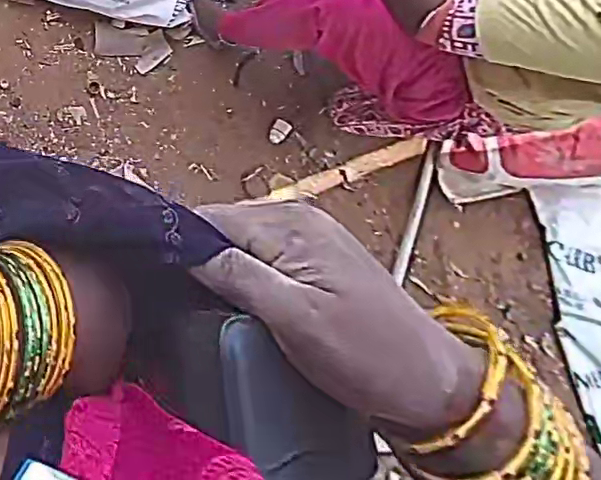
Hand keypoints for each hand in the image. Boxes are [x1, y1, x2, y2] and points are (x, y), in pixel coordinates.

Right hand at [188, 202, 482, 438]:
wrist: (437, 386)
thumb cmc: (371, 356)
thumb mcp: (297, 320)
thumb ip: (238, 275)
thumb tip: (186, 248)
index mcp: (289, 223)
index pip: (209, 218)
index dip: (182, 244)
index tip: (163, 275)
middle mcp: (295, 214)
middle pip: (221, 224)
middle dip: (201, 255)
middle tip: (188, 296)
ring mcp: (307, 231)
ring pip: (238, 237)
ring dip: (221, 263)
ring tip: (212, 299)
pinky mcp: (314, 250)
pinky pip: (260, 248)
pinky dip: (244, 267)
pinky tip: (242, 295)